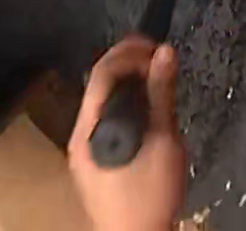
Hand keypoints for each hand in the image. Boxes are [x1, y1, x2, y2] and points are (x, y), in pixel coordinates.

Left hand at [69, 37, 187, 230]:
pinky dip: (126, 99)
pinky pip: (107, 114)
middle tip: (161, 57)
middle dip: (130, 62)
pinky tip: (147, 103)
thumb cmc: (150, 196)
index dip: (132, 51)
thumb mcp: (162, 140)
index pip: (104, 72)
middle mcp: (80, 134)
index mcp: (90, 129)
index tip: (159, 48)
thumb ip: (161, 93)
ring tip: (158, 75)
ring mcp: (83, 148)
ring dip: (130, 79)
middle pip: (100, 82)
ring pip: (103, 97)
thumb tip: (166, 50)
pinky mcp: (93, 159)